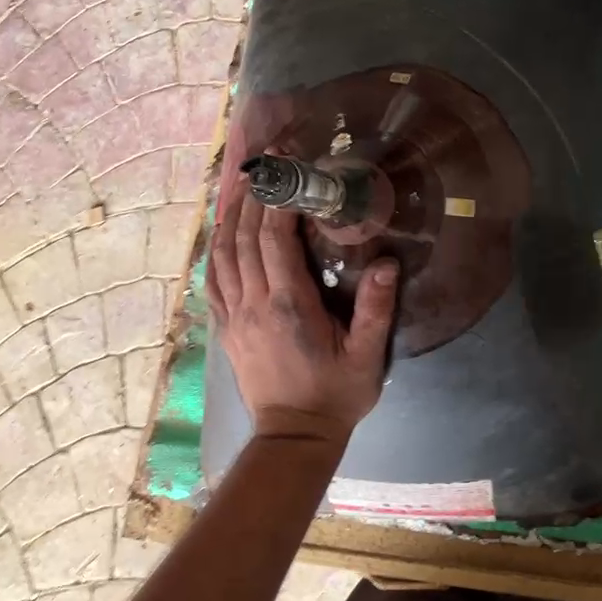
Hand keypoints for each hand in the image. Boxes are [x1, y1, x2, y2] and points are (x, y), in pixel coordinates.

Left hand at [205, 177, 398, 442]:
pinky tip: (222, 231)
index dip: (278, 200)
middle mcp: (255, 303)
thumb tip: (389, 263)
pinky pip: (213, 279)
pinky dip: (215, 249)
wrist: (294, 438)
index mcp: (289, 304)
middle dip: (252, 196)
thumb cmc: (336, 393)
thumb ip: (376, 308)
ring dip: (229, 216)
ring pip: (222, 255)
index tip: (289, 168)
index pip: (274, 239)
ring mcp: (235, 316)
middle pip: (243, 238)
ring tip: (240, 184)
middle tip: (264, 162)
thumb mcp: (367, 354)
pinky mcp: (227, 328)